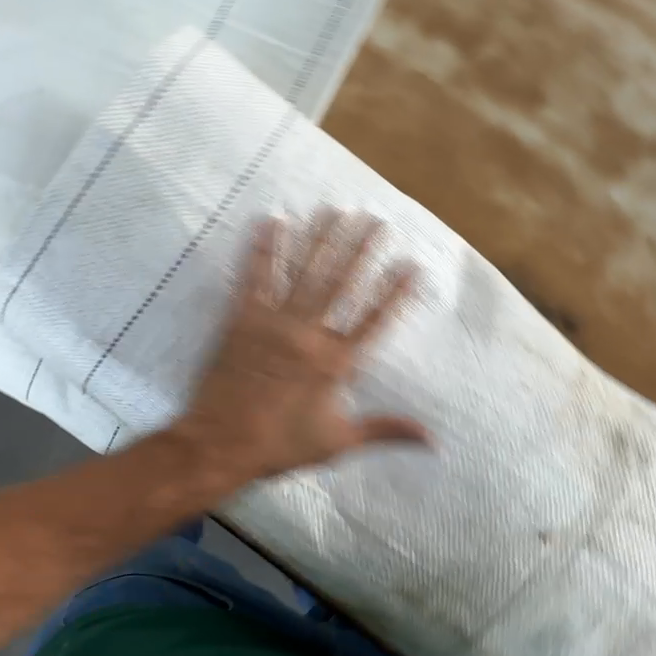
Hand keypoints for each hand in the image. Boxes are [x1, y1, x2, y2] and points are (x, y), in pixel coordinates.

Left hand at [171, 210, 428, 479]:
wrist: (221, 443)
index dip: (394, 291)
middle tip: (375, 219)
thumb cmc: (280, 446)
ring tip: (333, 209)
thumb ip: (386, 430)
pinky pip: (254, 277)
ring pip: (302, 272)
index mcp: (336, 363)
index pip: (374, 319)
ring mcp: (273, 323)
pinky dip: (264, 249)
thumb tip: (435, 440)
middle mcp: (308, 335)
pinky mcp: (240, 320)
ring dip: (319, 238)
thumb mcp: (338, 442)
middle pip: (340, 283)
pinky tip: (272, 222)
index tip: (410, 264)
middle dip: (359, 249)